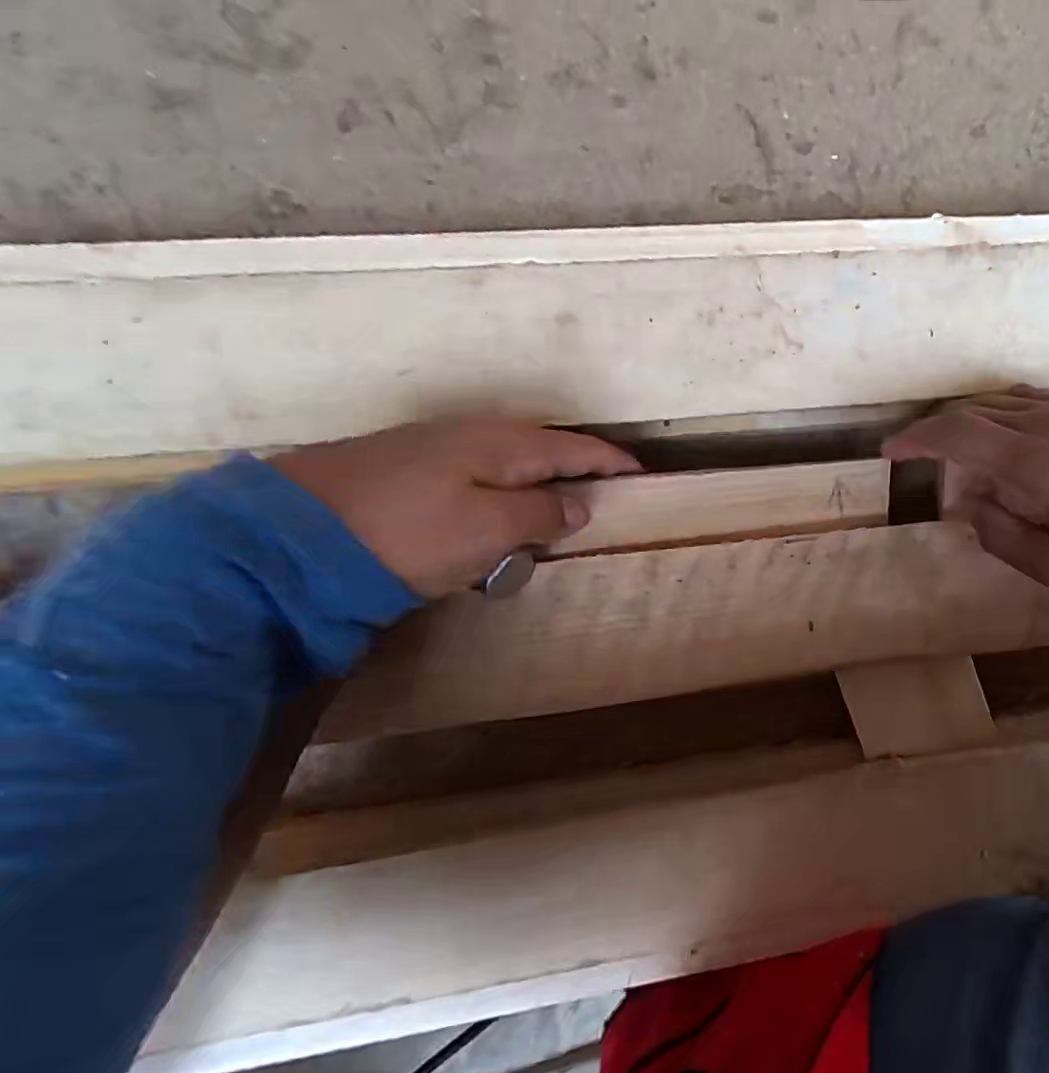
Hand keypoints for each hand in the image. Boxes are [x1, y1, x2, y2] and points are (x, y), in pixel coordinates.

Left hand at [271, 418, 638, 597]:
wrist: (282, 538)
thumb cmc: (408, 534)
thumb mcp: (492, 529)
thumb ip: (544, 512)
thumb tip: (578, 504)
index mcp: (502, 444)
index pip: (577, 448)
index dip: (614, 462)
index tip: (643, 475)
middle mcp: (471, 435)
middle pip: (544, 449)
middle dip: (578, 471)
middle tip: (603, 497)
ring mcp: (431, 448)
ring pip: (507, 462)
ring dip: (536, 484)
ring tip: (553, 512)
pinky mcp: (401, 469)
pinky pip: (475, 476)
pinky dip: (501, 493)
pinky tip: (494, 514)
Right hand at [882, 386, 1048, 586]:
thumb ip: (999, 533)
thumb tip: (964, 503)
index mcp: (1035, 463)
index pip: (957, 433)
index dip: (915, 439)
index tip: (890, 452)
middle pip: (973, 411)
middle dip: (937, 432)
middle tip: (920, 459)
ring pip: (1001, 402)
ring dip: (969, 422)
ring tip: (958, 455)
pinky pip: (1029, 401)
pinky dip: (1000, 414)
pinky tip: (1002, 437)